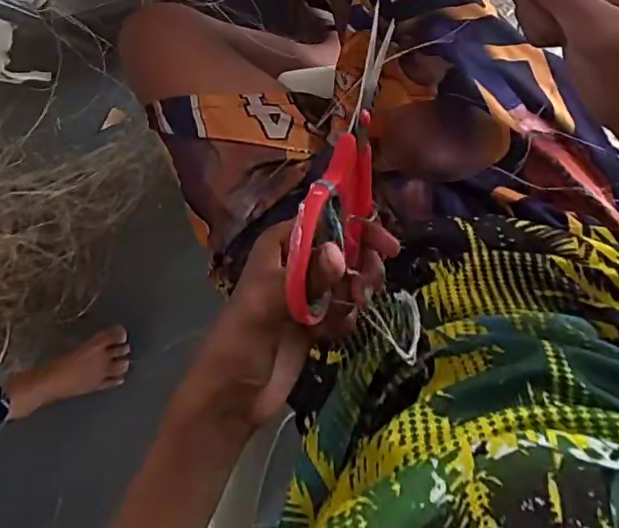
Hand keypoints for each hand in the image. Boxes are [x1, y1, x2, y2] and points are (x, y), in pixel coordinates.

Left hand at [184, 218, 398, 430]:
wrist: (233, 397)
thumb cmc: (241, 339)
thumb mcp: (270, 303)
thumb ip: (306, 278)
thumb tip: (339, 252)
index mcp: (280, 243)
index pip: (325, 220)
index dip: (357, 226)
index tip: (385, 245)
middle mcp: (296, 260)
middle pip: (344, 247)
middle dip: (361, 265)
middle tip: (365, 289)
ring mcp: (307, 292)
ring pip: (348, 278)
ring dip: (356, 294)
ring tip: (347, 312)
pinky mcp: (316, 320)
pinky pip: (345, 308)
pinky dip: (346, 319)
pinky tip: (331, 335)